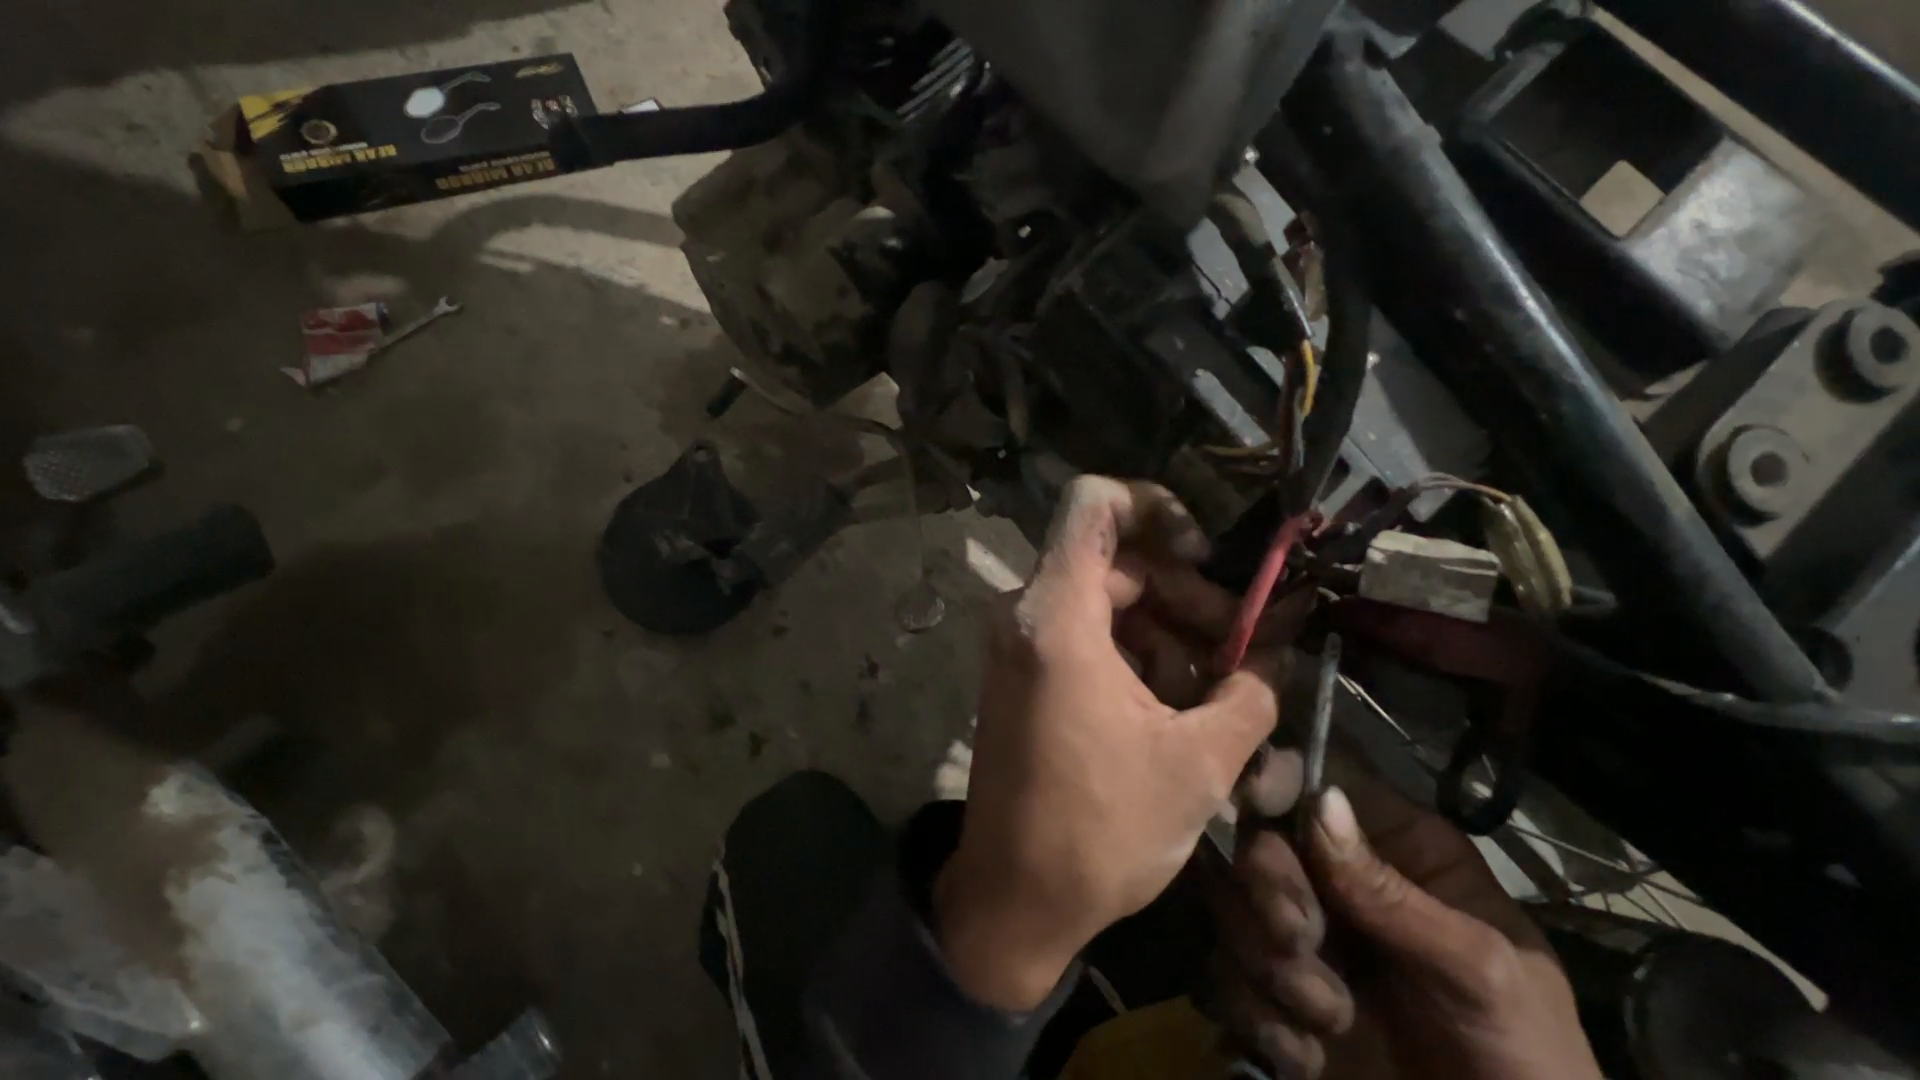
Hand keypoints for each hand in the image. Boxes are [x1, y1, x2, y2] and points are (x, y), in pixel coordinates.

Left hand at [932, 477, 1290, 1010]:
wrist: (1014, 901)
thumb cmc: (1100, 830)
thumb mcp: (1198, 762)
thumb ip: (1251, 694)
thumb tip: (1274, 660)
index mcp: (1056, 617)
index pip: (1093, 501)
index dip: (1156, 506)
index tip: (1207, 556)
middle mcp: (1027, 616)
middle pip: (1117, 561)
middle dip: (1188, 596)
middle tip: (1244, 650)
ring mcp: (1021, 649)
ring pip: (1109, 603)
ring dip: (1170, 633)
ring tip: (1225, 690)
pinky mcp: (1026, 679)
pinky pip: (1089, 639)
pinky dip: (1137, 657)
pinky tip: (1184, 706)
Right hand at [1210, 753, 1604, 1079]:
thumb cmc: (1526, 1054)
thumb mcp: (1476, 970)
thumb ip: (1390, 892)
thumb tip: (1320, 799)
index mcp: (1398, 848)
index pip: (1321, 781)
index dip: (1276, 780)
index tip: (1253, 806)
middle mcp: (1341, 880)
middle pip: (1260, 840)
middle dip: (1269, 892)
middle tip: (1299, 942)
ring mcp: (1306, 939)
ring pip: (1232, 910)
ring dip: (1269, 968)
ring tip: (1333, 1020)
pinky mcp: (1278, 997)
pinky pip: (1227, 980)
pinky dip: (1260, 1020)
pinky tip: (1308, 1056)